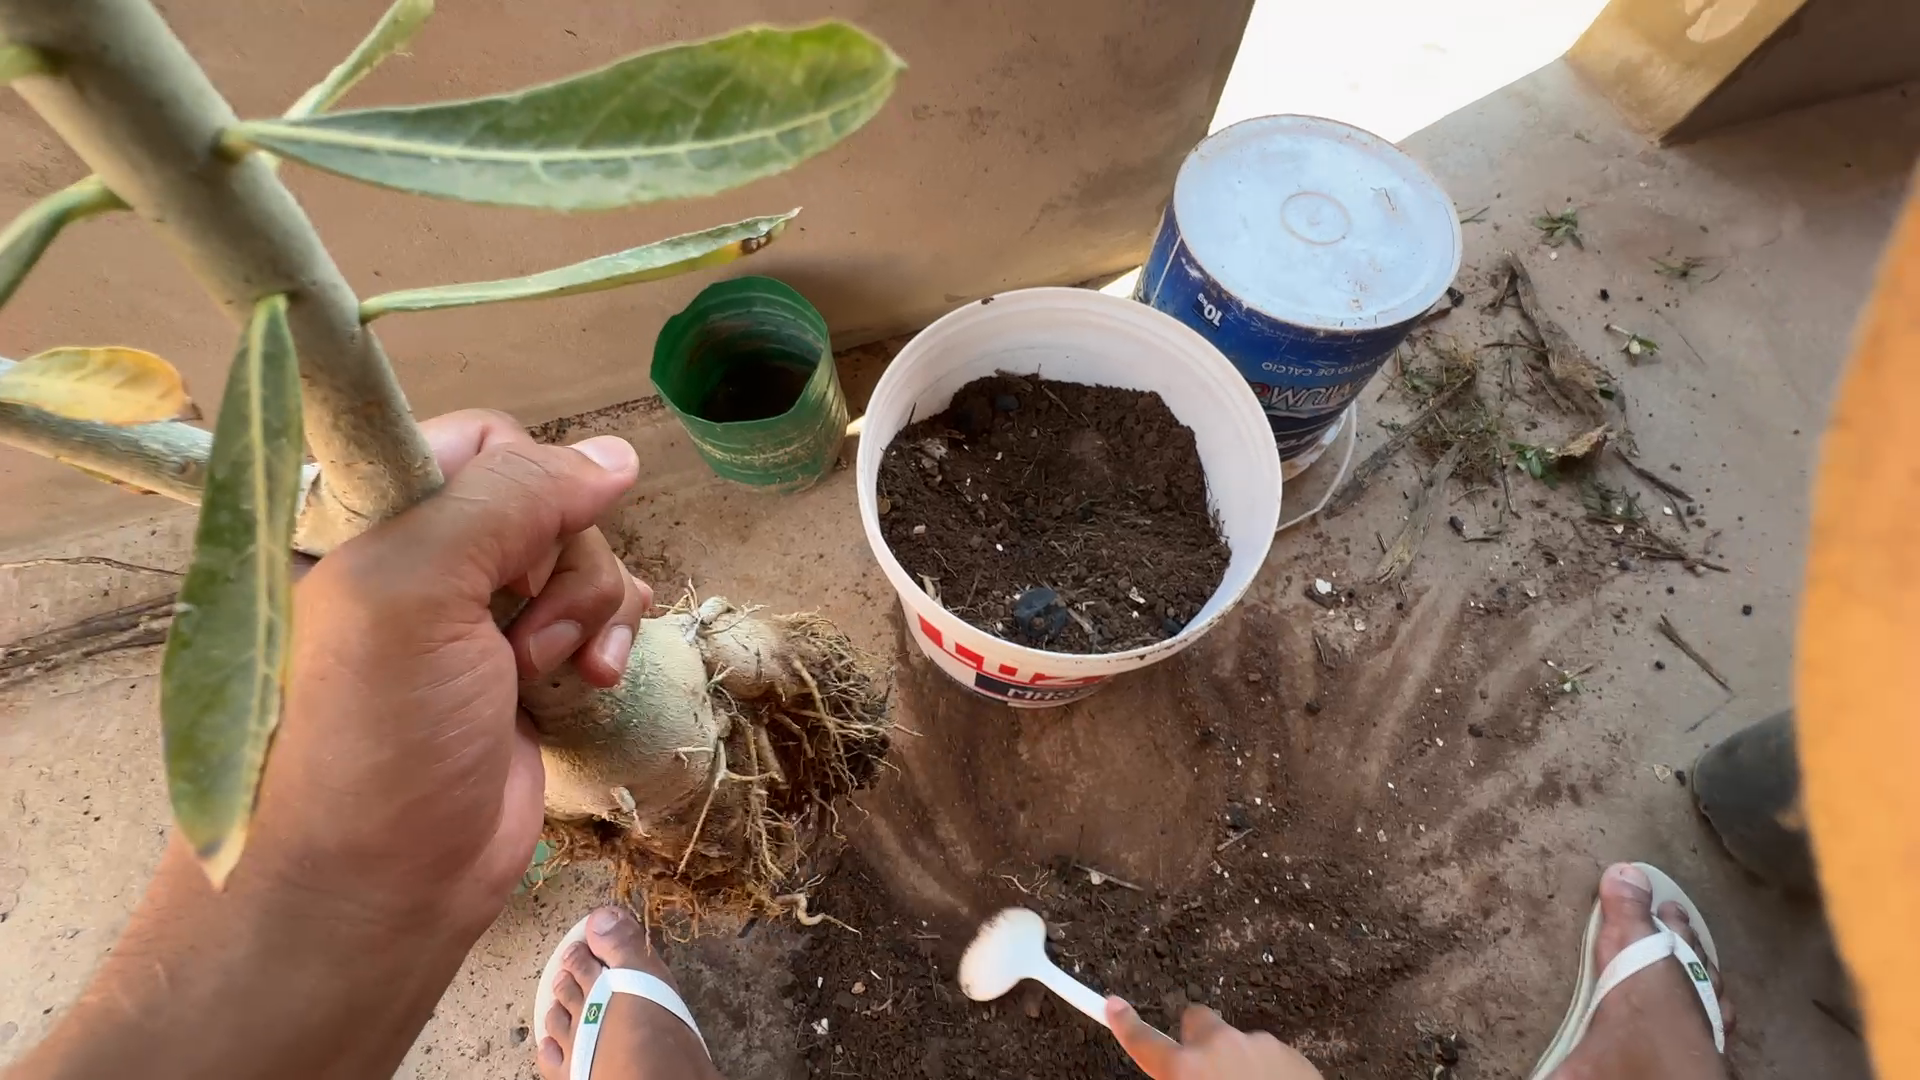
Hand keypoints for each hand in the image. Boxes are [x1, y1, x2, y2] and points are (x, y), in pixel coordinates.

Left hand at [12, 411, 650, 1079]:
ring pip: (591, 557)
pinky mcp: (539, 656)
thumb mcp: (414, 592)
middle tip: (521, 633)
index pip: (483, 441)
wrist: (387, 882)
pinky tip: (595, 678)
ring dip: (591, 610)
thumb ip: (509, 500)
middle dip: (561, 568)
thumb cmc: (374, 734)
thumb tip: (619, 455)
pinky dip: (615, 637)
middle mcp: (437, 555)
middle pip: (554, 505)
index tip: (520, 547)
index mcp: (375, 519)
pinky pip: (611, 608)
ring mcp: (492, 610)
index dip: (523, 484)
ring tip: (553, 669)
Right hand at [1107, 997, 1322, 1079]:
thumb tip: (1176, 1072)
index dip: (1125, 1024)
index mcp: (1185, 1069)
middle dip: (1199, 1041)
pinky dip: (1269, 1075)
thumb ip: (1177, 1077)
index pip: (1144, 1040)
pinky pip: (1271, 1058)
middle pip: (1197, 1021)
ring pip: (1237, 1044)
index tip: (1113, 1006)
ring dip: (1238, 1065)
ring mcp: (1259, 1046)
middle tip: (1207, 1076)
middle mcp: (1218, 1046)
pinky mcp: (1294, 1056)